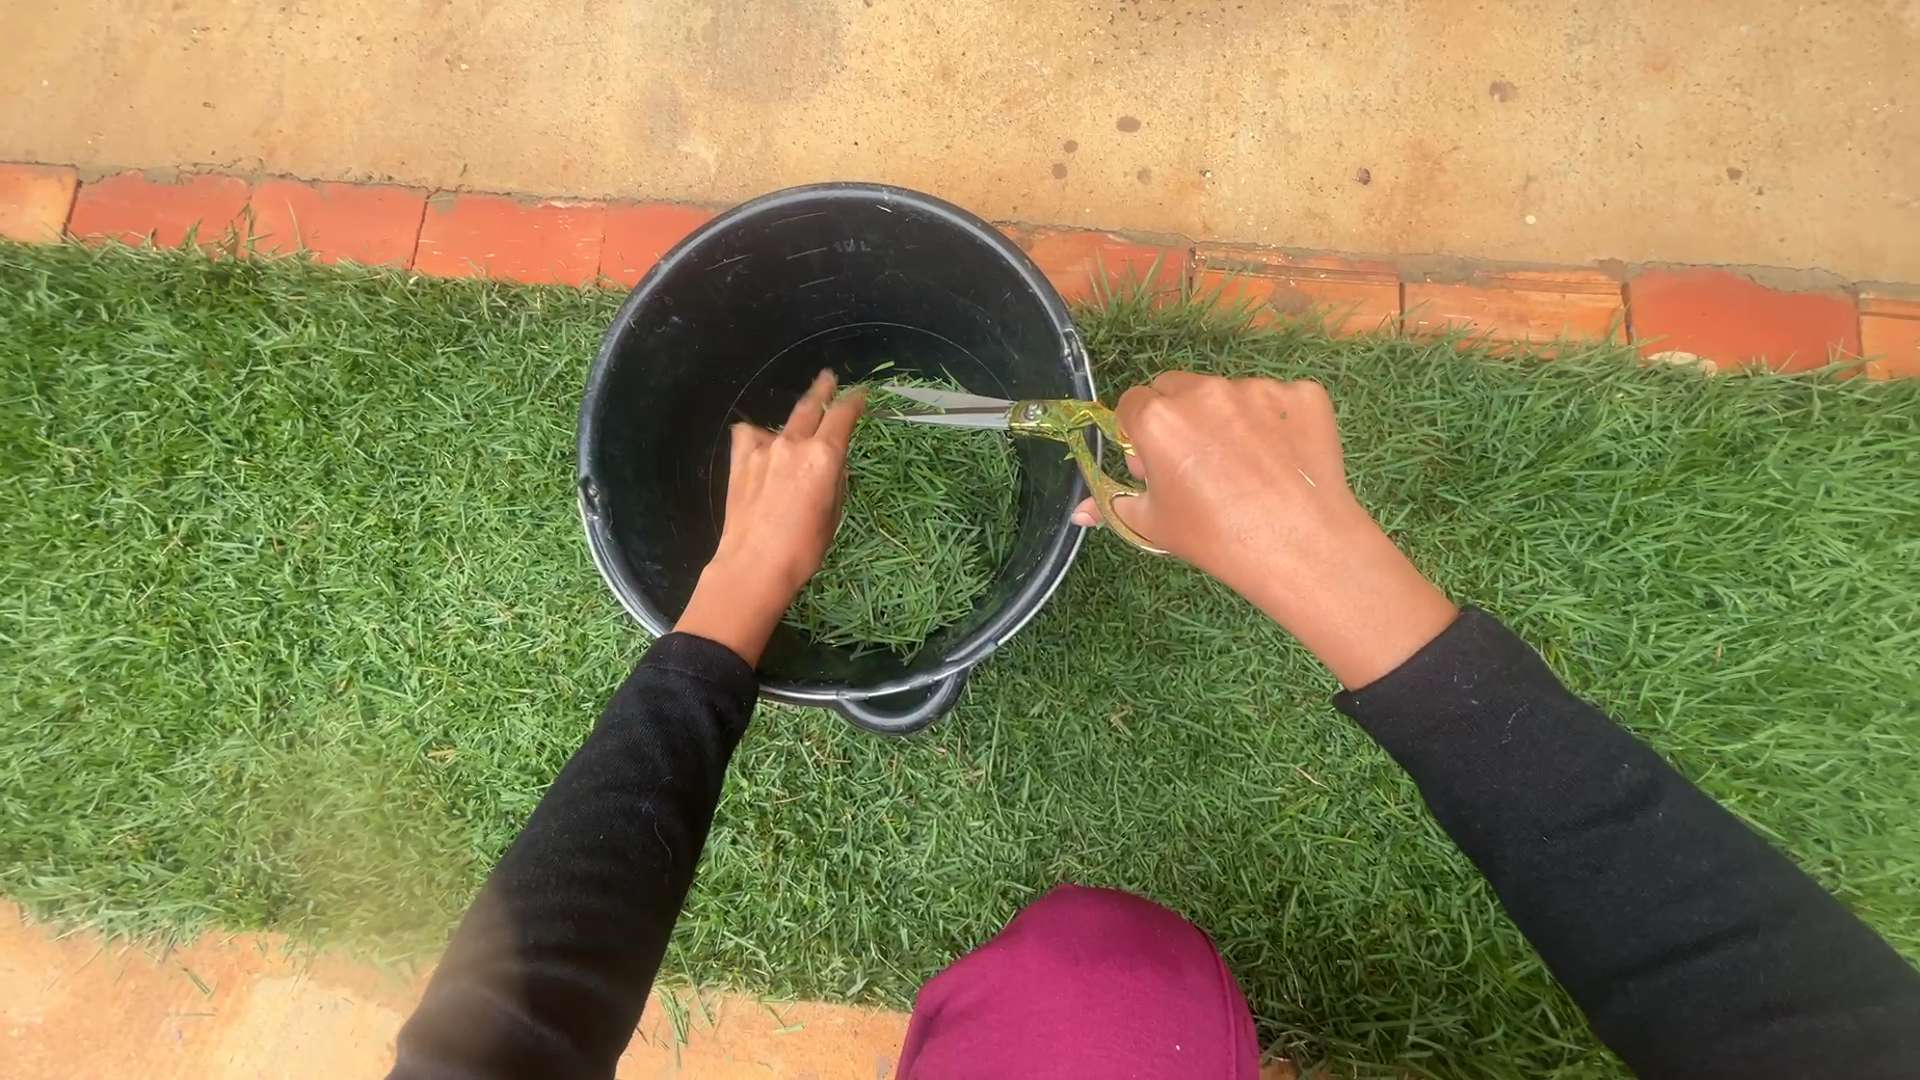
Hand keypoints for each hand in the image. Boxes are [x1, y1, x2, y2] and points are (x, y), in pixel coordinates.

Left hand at [674, 371, 863, 665]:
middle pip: (811, 406)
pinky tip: (760, 449)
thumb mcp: (833, 513)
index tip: (860, 395)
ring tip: (796, 428)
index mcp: (825, 456)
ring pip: (781, 423)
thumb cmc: (804, 548)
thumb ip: (833, 480)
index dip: (854, 402)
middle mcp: (795, 444)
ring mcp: (764, 449)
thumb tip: (830, 464)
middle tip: (828, 377)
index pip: (843, 417)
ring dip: (792, 423)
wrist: (755, 564)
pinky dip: (758, 438)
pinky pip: (750, 436)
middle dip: (822, 390)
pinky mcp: (741, 461)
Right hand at [1073, 372, 1455, 688]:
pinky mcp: (1302, 393)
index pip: (1132, 404)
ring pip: (1227, 393)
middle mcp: (1203, 391)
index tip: (1154, 458)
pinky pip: (1277, 400)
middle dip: (1178, 415)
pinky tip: (1281, 459)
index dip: (1139, 431)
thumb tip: (1079, 514)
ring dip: (1225, 418)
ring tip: (1244, 466)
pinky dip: (1274, 422)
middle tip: (1195, 460)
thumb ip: (1112, 506)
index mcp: (1158, 419)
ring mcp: (1257, 388)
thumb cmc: (1213, 538)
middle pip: (1176, 388)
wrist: (1298, 545)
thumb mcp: (1153, 525)